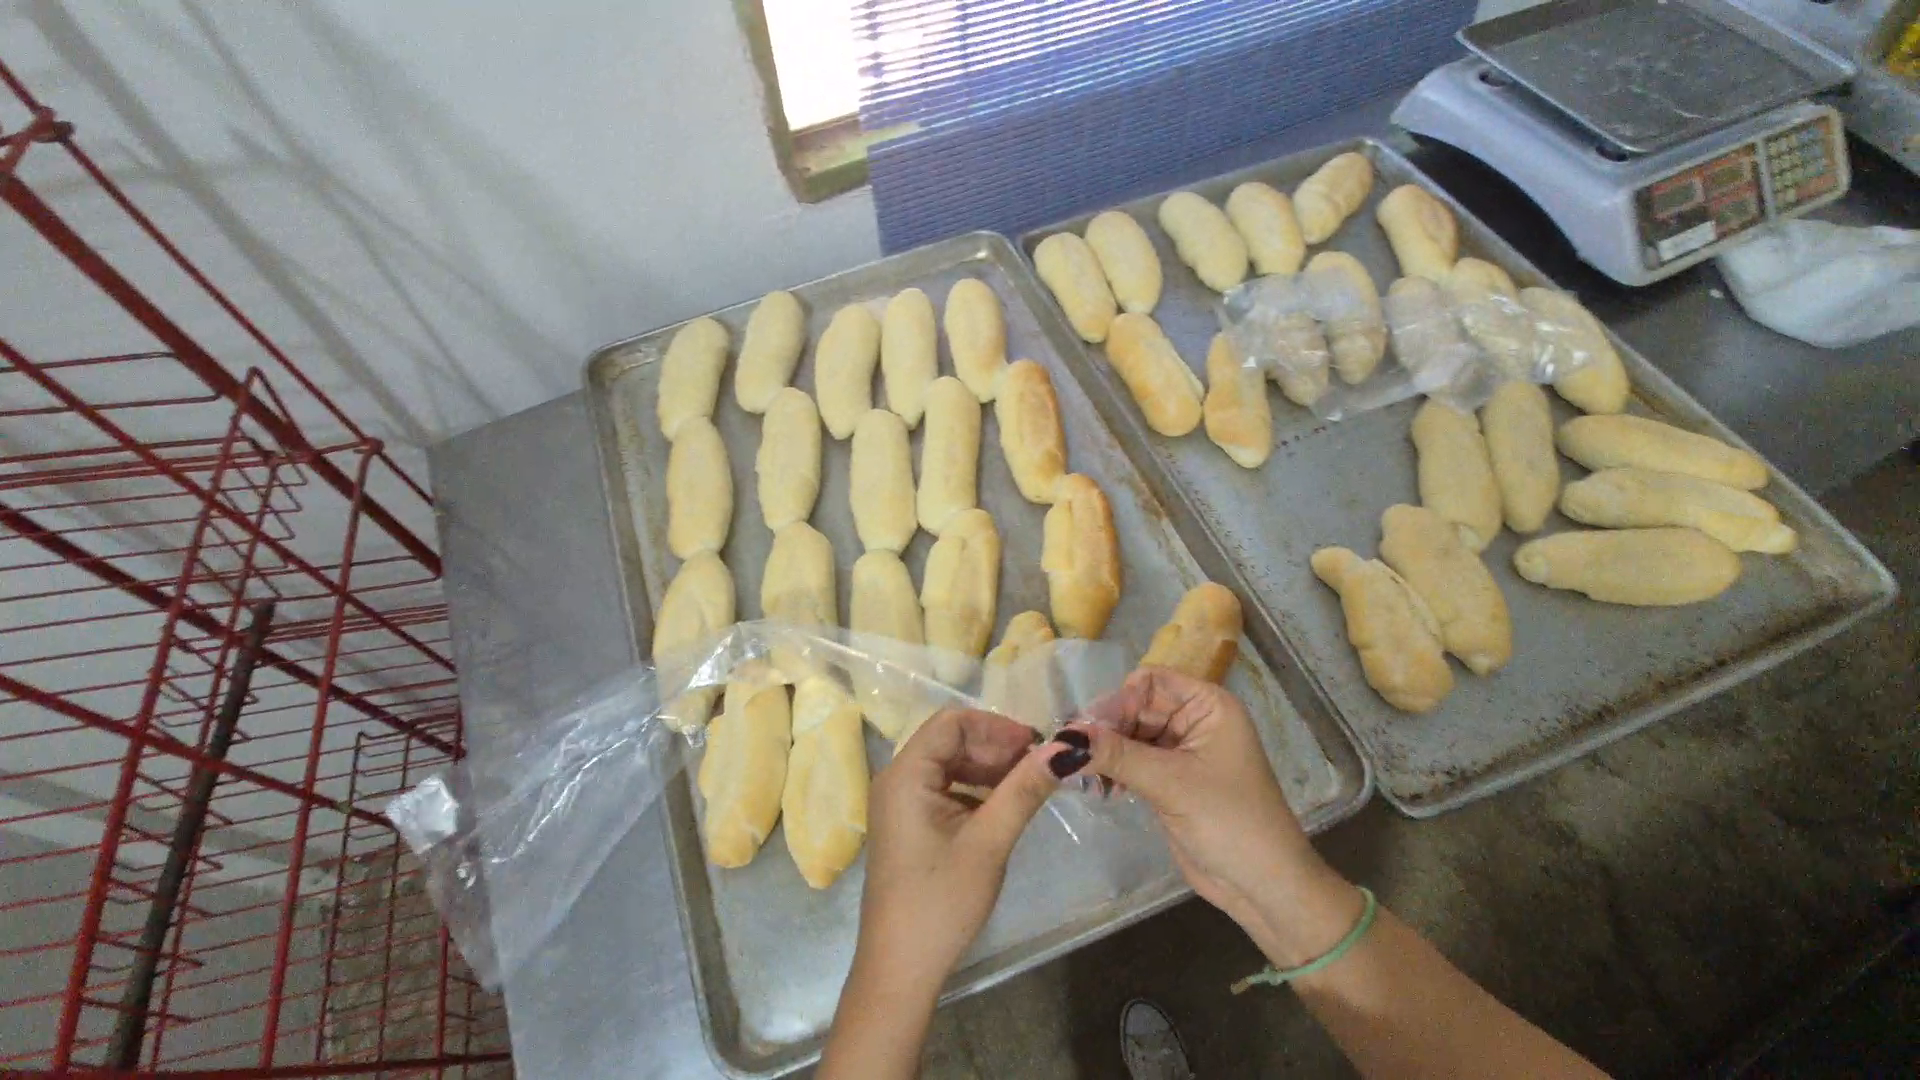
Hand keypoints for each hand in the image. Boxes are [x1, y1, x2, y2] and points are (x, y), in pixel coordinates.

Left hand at [822, 708, 1065, 1079]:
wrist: (900, 969)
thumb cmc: (940, 902)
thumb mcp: (988, 842)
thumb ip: (1024, 790)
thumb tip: (1065, 747)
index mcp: (905, 774)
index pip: (952, 722)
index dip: (996, 726)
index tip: (1035, 745)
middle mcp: (897, 779)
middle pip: (950, 740)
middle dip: (995, 747)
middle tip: (1039, 765)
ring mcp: (900, 803)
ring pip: (950, 764)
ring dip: (989, 768)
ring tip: (1029, 785)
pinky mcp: (909, 824)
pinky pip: (945, 789)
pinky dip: (976, 790)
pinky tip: (1004, 807)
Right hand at [1066, 667, 1358, 965]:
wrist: (1265, 888)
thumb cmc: (1230, 822)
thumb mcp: (1171, 784)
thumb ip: (1116, 756)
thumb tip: (1060, 740)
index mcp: (1209, 706)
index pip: (1150, 681)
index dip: (1117, 701)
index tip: (1087, 731)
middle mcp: (1195, 721)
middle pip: (1135, 708)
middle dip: (1105, 729)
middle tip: (1071, 756)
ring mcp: (1182, 752)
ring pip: (1129, 736)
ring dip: (1104, 753)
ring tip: (1080, 776)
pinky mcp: (1170, 781)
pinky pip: (1132, 762)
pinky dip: (1113, 771)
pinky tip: (1098, 789)